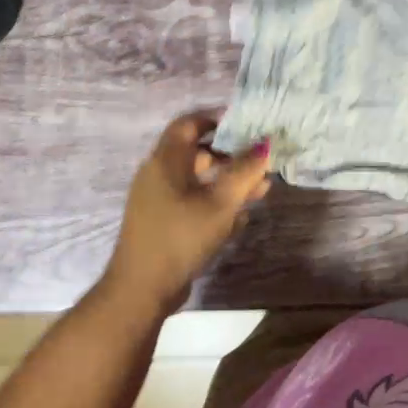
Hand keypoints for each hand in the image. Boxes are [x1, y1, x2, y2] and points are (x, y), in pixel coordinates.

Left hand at [103, 112, 270, 314]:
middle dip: (231, 157)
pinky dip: (214, 203)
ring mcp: (157, 200)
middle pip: (197, 153)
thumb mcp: (220, 203)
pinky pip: (191, 202)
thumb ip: (244, 172)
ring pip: (197, 181)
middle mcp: (157, 174)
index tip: (245, 125)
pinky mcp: (161, 222)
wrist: (142, 288)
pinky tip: (240, 218)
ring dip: (227, 183)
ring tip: (260, 191)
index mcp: (166, 160)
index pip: (189, 124)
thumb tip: (265, 144)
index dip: (215, 119)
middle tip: (259, 163)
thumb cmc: (181, 236)